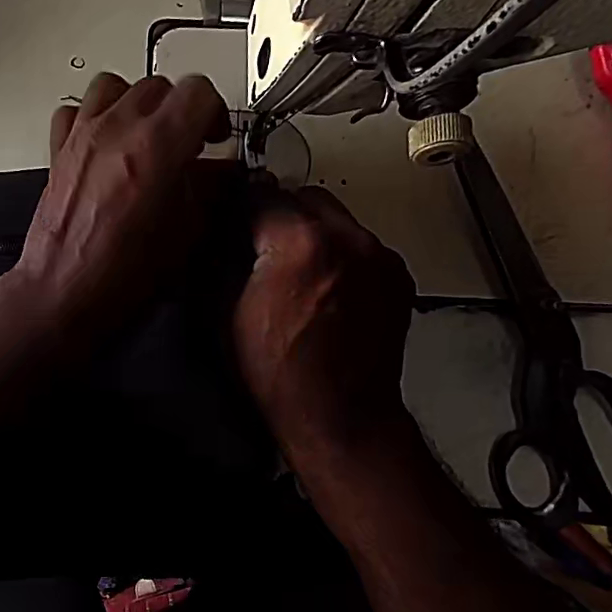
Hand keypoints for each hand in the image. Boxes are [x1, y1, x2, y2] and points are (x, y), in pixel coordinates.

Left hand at [13, 72, 230, 334]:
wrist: (62, 294)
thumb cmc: (116, 278)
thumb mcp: (183, 235)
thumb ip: (203, 191)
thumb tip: (215, 174)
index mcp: (156, 147)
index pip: (198, 92)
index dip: (215, 113)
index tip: (215, 136)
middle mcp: (115, 130)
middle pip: (158, 86)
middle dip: (180, 109)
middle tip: (188, 142)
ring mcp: (81, 137)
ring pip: (114, 86)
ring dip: (136, 104)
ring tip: (146, 135)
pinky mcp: (57, 152)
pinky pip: (75, 111)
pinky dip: (93, 118)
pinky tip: (104, 142)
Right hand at [233, 186, 416, 452]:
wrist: (338, 416)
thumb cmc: (281, 377)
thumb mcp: (222, 315)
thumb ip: (217, 261)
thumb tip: (214, 232)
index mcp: (299, 243)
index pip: (261, 195)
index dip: (238, 210)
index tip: (231, 221)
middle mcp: (347, 240)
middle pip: (304, 197)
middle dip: (279, 216)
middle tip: (260, 250)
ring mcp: (378, 257)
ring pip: (336, 219)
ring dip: (311, 234)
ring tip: (294, 276)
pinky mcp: (396, 276)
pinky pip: (361, 246)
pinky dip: (339, 256)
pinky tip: (322, 291)